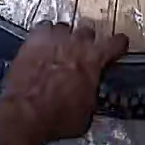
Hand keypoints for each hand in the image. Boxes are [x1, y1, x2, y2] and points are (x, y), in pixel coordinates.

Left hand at [0, 24, 127, 144]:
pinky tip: (41, 46)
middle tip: (80, 55)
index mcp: (94, 59)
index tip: (119, 45)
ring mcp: (54, 37)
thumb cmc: (58, 117)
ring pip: (64, 28)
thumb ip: (92, 93)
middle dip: (85, 43)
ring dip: (63, 39)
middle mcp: (76, 43)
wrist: (25, 112)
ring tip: (57, 52)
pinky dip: (44, 36)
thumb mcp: (87, 113)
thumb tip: (89, 92)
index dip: (118, 44)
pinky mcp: (34, 38)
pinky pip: (43, 28)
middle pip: (87, 31)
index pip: (115, 43)